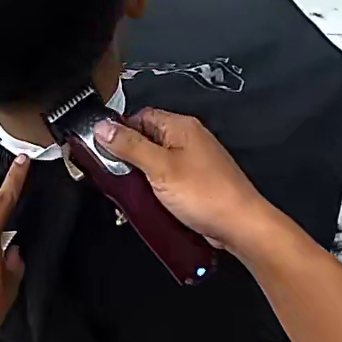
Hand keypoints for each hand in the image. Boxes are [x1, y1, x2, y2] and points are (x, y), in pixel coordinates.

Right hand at [92, 108, 285, 250]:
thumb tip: (103, 128)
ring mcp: (192, 164)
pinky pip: (166, 182)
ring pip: (154, 164)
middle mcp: (188, 141)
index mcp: (181, 127)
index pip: (140, 116)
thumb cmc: (207, 195)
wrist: (239, 225)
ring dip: (139, 179)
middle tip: (114, 177)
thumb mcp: (160, 168)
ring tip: (130, 194)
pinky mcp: (194, 185)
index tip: (101, 149)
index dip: (119, 131)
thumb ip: (130, 146)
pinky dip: (154, 192)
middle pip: (145, 141)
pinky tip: (147, 204)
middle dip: (127, 159)